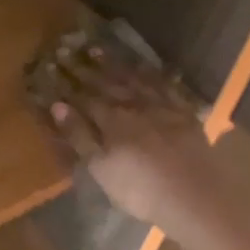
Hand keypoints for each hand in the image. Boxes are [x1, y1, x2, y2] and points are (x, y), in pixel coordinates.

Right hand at [41, 45, 241, 240]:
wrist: (194, 198)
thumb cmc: (138, 189)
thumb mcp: (100, 167)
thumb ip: (79, 135)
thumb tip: (58, 106)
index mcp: (112, 119)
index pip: (85, 96)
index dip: (69, 82)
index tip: (54, 66)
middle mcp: (136, 105)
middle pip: (109, 83)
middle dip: (89, 69)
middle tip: (72, 50)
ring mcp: (164, 107)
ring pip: (136, 79)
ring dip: (117, 66)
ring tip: (102, 52)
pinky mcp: (185, 115)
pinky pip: (167, 87)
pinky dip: (154, 76)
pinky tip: (148, 69)